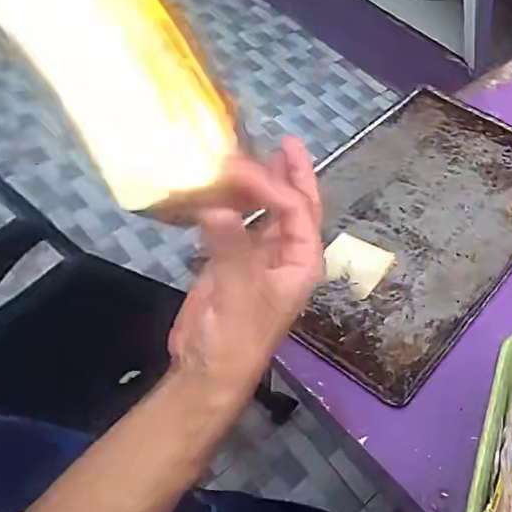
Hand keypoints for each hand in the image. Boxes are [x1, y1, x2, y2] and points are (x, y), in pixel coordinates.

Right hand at [167, 136, 322, 396]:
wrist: (209, 370)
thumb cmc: (237, 338)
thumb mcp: (238, 294)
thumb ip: (229, 250)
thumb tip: (217, 208)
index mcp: (302, 261)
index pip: (297, 211)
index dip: (277, 184)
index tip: (247, 163)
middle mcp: (287, 255)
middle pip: (295, 206)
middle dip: (292, 174)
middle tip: (285, 141)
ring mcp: (261, 257)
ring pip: (267, 212)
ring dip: (261, 185)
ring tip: (250, 154)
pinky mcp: (233, 261)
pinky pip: (239, 223)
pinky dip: (232, 204)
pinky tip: (221, 186)